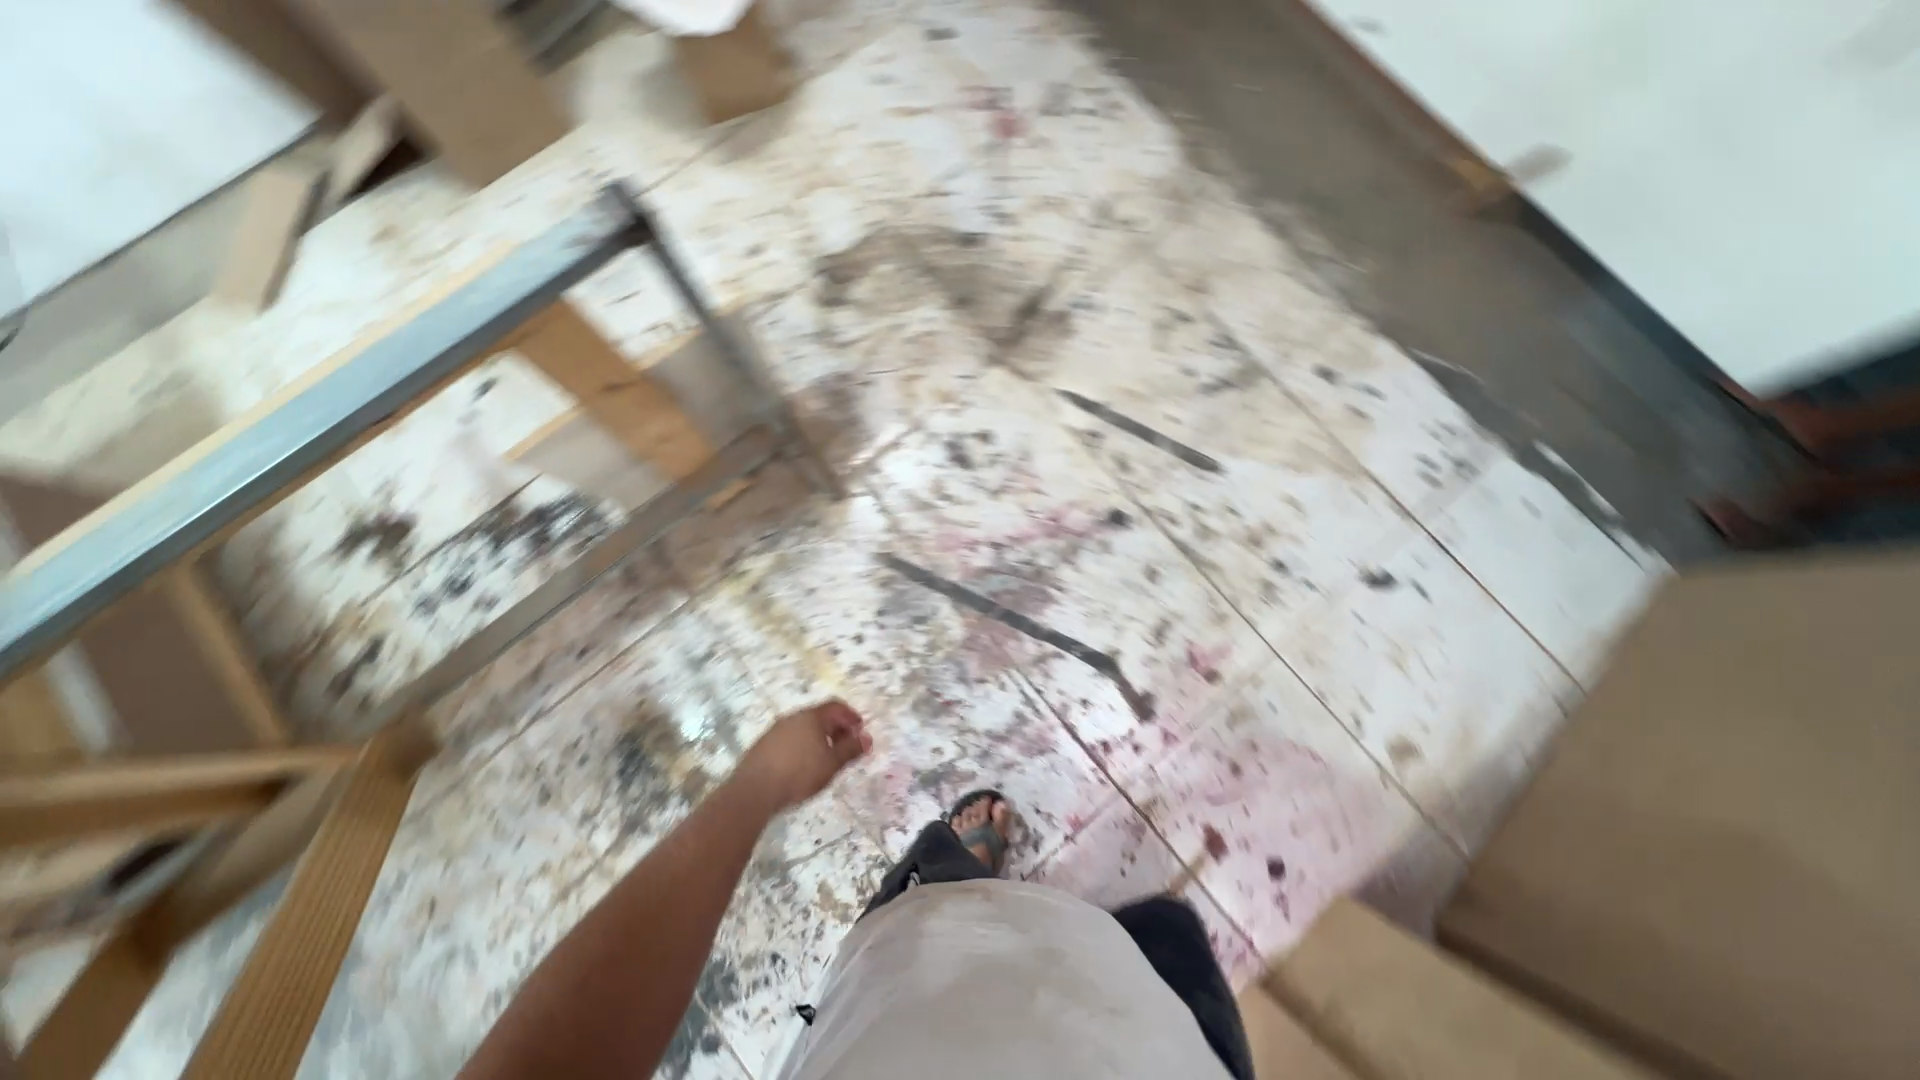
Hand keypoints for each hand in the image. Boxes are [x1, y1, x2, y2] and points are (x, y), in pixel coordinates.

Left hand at [732, 700, 871, 812]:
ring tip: (825, 759)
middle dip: (836, 729)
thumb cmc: (799, 773)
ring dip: (818, 738)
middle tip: (846, 746)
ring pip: (803, 728)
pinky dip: (802, 746)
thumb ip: (851, 749)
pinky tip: (802, 766)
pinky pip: (789, 739)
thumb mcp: (832, 764)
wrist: (754, 790)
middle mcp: (792, 717)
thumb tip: (867, 738)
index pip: (836, 706)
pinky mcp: (763, 745)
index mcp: (811, 717)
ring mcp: (775, 730)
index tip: (860, 730)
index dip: (851, 716)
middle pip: (819, 716)